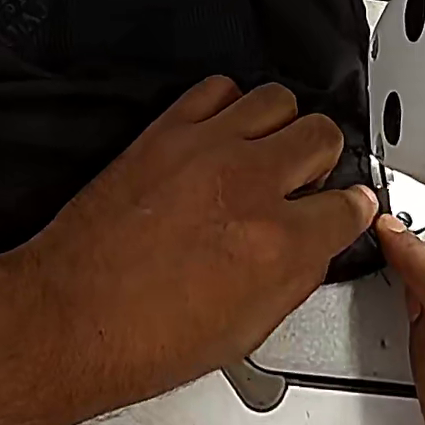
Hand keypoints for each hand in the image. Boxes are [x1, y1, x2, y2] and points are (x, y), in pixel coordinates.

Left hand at [2, 77, 377, 414]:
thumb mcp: (247, 331)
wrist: (71, 314)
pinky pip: (216, 87)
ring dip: (281, 124)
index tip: (345, 206)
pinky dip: (229, 104)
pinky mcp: (164, 131)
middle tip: (305, 175)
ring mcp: (204, 148)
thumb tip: (315, 242)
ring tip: (264, 149)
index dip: (353, 208)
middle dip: (324, 157)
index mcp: (279, 244)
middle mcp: (248, 184)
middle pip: (322, 133)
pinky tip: (221, 130)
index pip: (350, 204)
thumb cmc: (144, 336)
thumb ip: (296, 275)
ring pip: (276, 98)